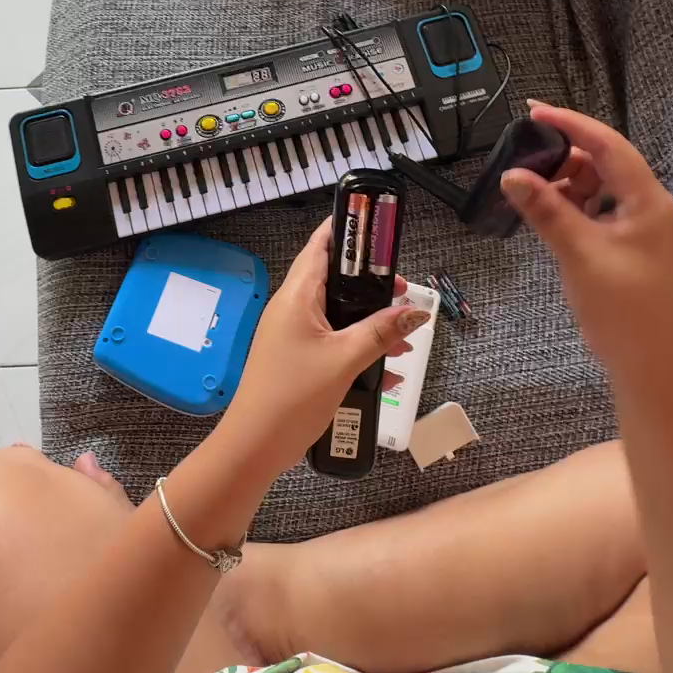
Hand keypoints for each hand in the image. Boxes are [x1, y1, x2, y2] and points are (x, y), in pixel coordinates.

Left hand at [214, 218, 430, 478]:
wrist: (255, 444)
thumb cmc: (295, 394)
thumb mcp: (345, 360)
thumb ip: (381, 332)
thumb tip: (417, 311)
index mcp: (296, 296)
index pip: (320, 246)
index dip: (346, 231)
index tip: (376, 228)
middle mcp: (291, 307)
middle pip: (333, 279)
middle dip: (370, 284)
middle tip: (402, 292)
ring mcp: (291, 333)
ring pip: (337, 313)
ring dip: (369, 321)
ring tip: (404, 337)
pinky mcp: (296, 357)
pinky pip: (332, 340)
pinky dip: (357, 346)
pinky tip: (388, 370)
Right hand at [500, 102, 672, 367]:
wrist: (647, 360)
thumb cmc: (622, 308)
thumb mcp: (579, 253)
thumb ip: (546, 210)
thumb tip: (511, 174)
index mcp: (647, 200)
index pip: (608, 146)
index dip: (571, 124)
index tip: (533, 112)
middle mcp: (645, 205)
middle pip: (602, 162)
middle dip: (563, 156)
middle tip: (522, 157)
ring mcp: (635, 225)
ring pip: (596, 185)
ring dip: (563, 182)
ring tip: (530, 190)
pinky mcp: (623, 243)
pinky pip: (592, 208)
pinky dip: (568, 204)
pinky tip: (544, 212)